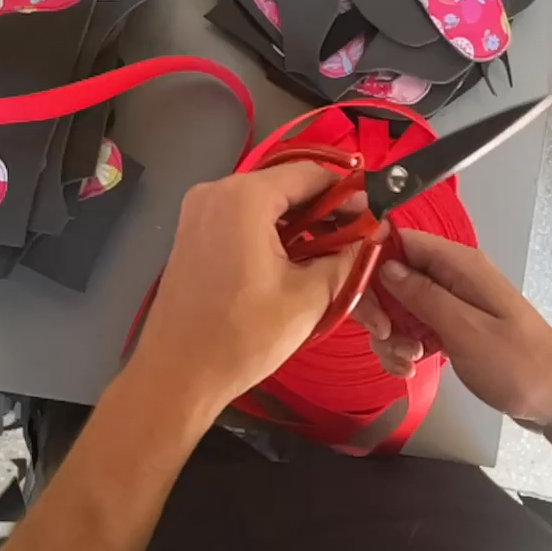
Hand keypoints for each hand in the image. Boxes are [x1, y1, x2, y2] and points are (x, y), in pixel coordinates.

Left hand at [129, 163, 361, 413]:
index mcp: (245, 197)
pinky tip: (294, 260)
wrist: (177, 376)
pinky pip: (243, 217)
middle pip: (286, 184)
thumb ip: (347, 256)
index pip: (311, 174)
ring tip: (330, 254)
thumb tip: (374, 234)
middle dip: (325, 209)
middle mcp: (216, 191)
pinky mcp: (193, 232)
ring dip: (300, 222)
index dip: (348, 194)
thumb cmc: (243, 337)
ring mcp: (199, 210)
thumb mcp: (309, 296)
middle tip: (357, 239)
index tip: (374, 218)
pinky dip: (273, 231)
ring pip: (265, 201)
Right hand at [358, 228, 551, 433]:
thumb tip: (385, 265)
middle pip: (395, 276)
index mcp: (461, 265)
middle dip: (382, 310)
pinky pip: (416, 328)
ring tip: (408, 362)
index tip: (361, 298)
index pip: (402, 240)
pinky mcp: (454, 328)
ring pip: (401, 307)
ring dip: (393, 335)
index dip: (374, 263)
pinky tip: (412, 367)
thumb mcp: (466, 330)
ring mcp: (454, 304)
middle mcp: (456, 277)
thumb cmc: (519, 365)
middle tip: (389, 340)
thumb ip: (424, 296)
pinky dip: (406, 347)